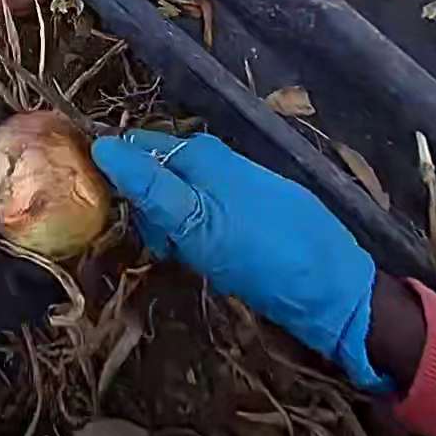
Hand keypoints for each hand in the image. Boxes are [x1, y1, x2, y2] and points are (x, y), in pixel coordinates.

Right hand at [91, 130, 396, 391]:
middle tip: (156, 243)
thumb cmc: (260, 251)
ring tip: (177, 255)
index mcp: (196, 151)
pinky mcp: (239, 207)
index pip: (133, 146)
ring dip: (164, 224)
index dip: (115, 175)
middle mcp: (209, 157)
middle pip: (150, 171)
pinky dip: (186, 231)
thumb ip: (148, 186)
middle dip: (142, 206)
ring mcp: (226, 182)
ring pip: (171, 194)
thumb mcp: (196, 222)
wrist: (334, 289)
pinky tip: (198, 255)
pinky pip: (195, 210)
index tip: (109, 212)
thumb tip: (100, 146)